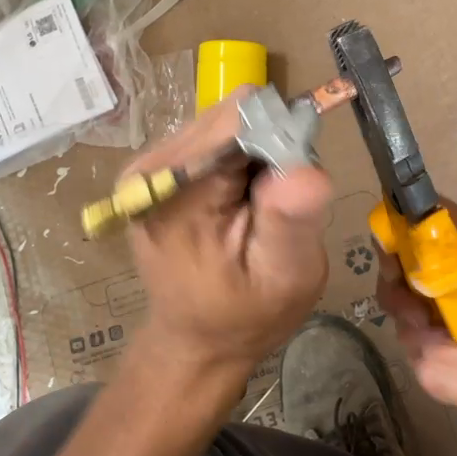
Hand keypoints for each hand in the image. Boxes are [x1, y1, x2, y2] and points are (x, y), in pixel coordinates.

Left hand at [126, 87, 332, 380]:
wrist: (198, 342)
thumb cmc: (245, 316)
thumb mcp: (285, 278)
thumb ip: (291, 222)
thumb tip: (305, 170)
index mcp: (175, 189)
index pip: (244, 117)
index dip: (283, 139)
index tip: (294, 187)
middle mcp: (152, 164)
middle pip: (237, 113)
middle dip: (273, 147)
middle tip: (278, 204)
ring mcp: (151, 162)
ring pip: (232, 119)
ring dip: (260, 154)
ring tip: (260, 206)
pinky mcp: (160, 165)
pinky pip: (220, 135)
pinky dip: (244, 159)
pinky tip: (243, 200)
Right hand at [377, 203, 456, 455]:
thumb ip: (445, 362)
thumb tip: (408, 334)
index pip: (431, 216)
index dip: (402, 246)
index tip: (400, 297)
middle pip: (421, 248)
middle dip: (405, 290)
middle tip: (416, 335)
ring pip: (425, 280)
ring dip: (416, 317)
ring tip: (435, 356)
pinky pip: (441, 304)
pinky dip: (432, 330)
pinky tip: (449, 362)